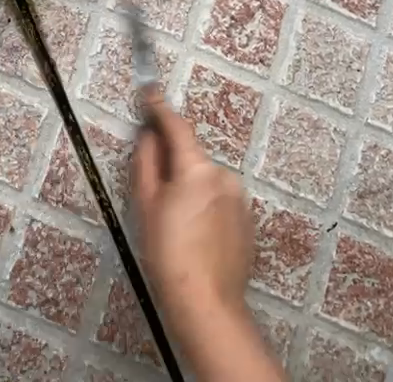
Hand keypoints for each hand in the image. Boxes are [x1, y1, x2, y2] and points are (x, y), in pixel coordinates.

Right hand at [131, 92, 254, 323]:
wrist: (205, 301)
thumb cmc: (167, 251)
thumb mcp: (145, 202)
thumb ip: (147, 161)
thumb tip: (149, 135)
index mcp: (197, 168)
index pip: (177, 126)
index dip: (160, 107)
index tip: (150, 91)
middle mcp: (224, 176)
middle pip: (191, 156)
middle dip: (173, 162)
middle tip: (154, 188)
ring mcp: (239, 198)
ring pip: (205, 178)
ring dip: (189, 185)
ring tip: (174, 220)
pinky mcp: (247, 219)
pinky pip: (219, 198)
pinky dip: (204, 203)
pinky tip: (193, 231)